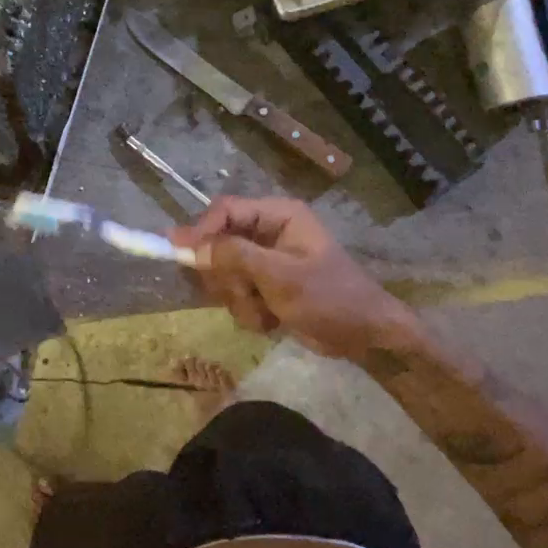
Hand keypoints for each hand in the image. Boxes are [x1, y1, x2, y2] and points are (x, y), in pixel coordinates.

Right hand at [171, 197, 420, 359]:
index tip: (183, 257)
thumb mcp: (281, 276)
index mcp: (278, 216)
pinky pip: (234, 294)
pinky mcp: (263, 286)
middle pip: (217, 245)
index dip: (201, 231)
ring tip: (265, 313)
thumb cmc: (330, 298)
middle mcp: (267, 232)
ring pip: (222, 274)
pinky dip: (248, 311)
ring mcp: (264, 261)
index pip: (224, 211)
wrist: (365, 337)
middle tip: (244, 294)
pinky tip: (270, 322)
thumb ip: (235, 257)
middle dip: (227, 278)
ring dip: (238, 299)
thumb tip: (189, 244)